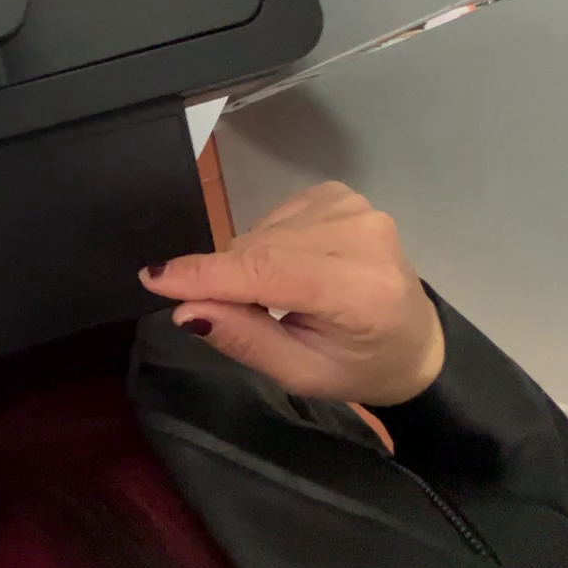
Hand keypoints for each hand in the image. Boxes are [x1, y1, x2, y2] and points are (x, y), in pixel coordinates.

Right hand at [138, 182, 444, 406]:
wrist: (414, 340)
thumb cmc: (359, 365)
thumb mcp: (302, 373)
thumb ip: (245, 339)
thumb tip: (185, 310)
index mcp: (361, 291)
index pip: (266, 272)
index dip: (206, 275)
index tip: (153, 278)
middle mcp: (361, 235)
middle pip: (257, 248)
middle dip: (226, 279)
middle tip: (238, 314)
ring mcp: (353, 206)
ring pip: (259, 232)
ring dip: (249, 263)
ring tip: (278, 296)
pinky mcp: (340, 194)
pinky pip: (272, 218)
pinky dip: (267, 244)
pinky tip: (293, 266)